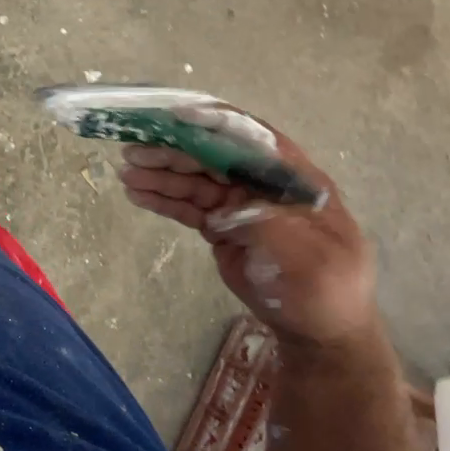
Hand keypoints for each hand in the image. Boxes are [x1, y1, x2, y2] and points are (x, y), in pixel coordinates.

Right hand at [119, 124, 378, 349]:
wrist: (318, 332)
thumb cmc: (323, 290)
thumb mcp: (305, 255)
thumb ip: (266, 220)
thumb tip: (226, 201)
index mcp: (295, 181)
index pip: (254, 141)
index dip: (217, 124)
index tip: (176, 118)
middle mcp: (264, 186)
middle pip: (213, 158)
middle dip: (173, 152)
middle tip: (133, 152)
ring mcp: (240, 206)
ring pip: (194, 182)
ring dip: (160, 176)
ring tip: (126, 174)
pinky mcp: (221, 226)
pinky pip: (188, 207)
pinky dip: (162, 200)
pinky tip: (137, 195)